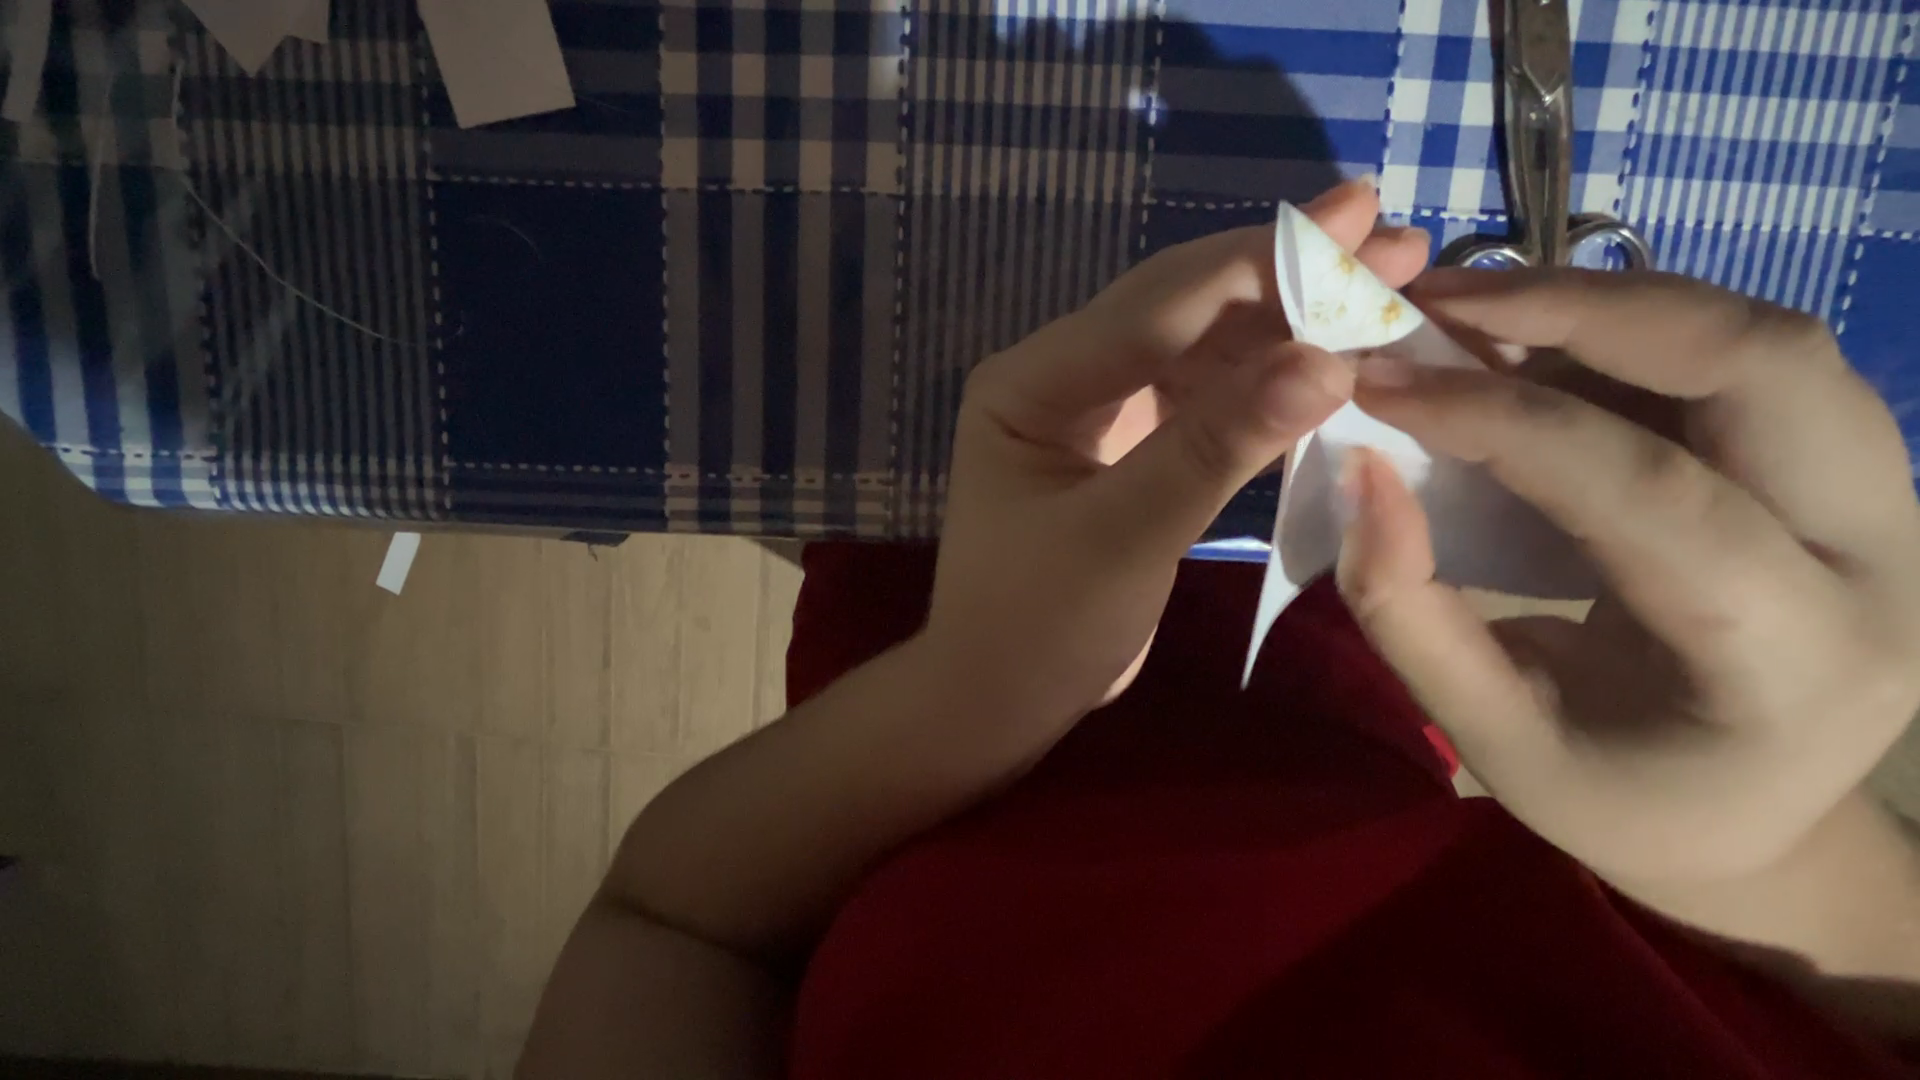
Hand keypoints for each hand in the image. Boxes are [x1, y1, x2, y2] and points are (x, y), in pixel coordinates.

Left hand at [923, 180, 1428, 729]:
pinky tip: (1329, 359)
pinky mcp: (1127, 448)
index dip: (1263, 263)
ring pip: (1198, 349)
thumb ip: (1217, 447)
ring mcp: (1095, 411)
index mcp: (1032, 383)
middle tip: (1391, 241)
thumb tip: (1329, 359)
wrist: (1002, 696)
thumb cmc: (1039, 627)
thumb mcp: (1126, 536)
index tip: (1363, 222)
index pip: (1157, 305)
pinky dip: (1263, 382)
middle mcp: (1060, 378)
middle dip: (1284, 276)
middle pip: (1181, 310)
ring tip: (1382, 290)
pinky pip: (1202, 398)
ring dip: (1283, 323)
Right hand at [1337, 267, 1919, 887]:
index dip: (1499, 421)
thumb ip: (1410, 613)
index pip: (1650, 494)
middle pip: (1765, 364)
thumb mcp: (1491, 740)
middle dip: (1585, 307)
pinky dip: (1618, 334)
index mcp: (1795, 658)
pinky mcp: (1843, 471)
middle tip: (1440, 301)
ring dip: (1603, 307)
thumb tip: (1359, 470)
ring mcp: (1887, 500)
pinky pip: (1739, 361)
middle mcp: (1885, 556)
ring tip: (1472, 319)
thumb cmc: (1613, 798)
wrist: (1748, 821)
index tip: (1377, 381)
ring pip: (1766, 340)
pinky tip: (1527, 357)